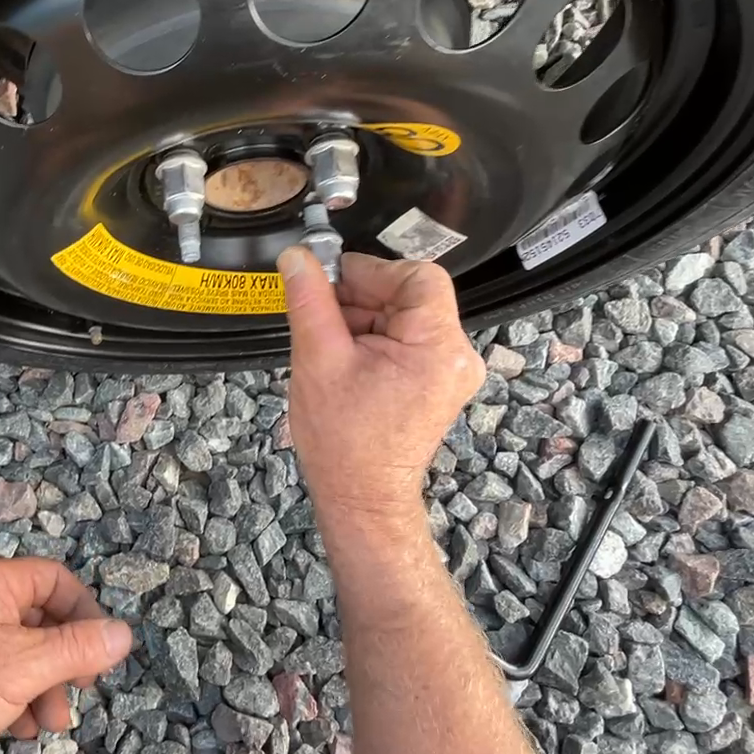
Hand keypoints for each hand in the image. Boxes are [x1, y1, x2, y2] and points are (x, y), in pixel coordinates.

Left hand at [0, 558, 132, 753]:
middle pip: (44, 619)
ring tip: (50, 721)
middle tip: (78, 690)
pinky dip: (20, 697)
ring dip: (45, 686)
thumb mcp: (24, 667)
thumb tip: (124, 633)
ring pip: (26, 651)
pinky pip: (3, 673)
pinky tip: (23, 726)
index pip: (57, 580)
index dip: (84, 612)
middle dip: (64, 660)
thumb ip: (77, 648)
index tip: (99, 650)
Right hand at [277, 248, 485, 524]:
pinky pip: (405, 338)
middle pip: (410, 295)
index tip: (333, 279)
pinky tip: (343, 355)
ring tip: (328, 343)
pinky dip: (372, 336)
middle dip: (361, 297)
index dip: (373, 271)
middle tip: (320, 311)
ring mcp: (449, 370)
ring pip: (404, 315)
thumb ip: (309, 299)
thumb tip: (298, 256)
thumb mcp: (318, 358)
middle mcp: (456, 356)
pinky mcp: (435, 380)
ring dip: (362, 317)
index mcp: (438, 348)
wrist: (361, 496)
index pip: (419, 277)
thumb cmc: (342, 438)